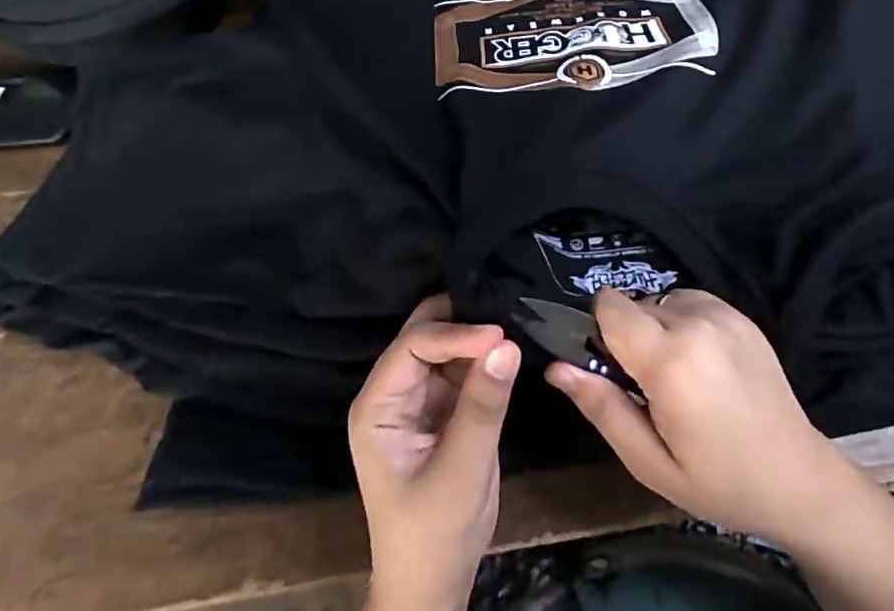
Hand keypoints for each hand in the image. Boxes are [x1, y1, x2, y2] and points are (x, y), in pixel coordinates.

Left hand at [349, 295, 519, 610]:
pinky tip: (511, 348)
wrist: (435, 579)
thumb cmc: (435, 531)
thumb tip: (507, 344)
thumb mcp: (462, 470)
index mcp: (377, 406)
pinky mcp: (444, 407)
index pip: (412, 346)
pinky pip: (464, 368)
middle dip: (463, 321)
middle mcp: (394, 393)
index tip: (500, 335)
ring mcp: (419, 398)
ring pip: (446, 346)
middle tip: (507, 314)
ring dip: (477, 336)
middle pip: (423, 335)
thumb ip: (482, 406)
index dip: (454, 334)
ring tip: (516, 321)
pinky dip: (486, 356)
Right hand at [544, 289, 868, 546]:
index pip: (610, 305)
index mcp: (671, 359)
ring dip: (658, 328)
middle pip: (635, 304)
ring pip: (663, 301)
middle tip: (649, 386)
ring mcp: (725, 315)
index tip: (611, 366)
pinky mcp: (743, 316)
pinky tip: (702, 363)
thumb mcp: (649, 461)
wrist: (797, 477)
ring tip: (679, 375)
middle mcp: (697, 322)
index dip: (600, 330)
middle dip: (630, 336)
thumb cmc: (718, 480)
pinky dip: (685, 322)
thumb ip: (601, 407)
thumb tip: (556, 367)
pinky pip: (692, 302)